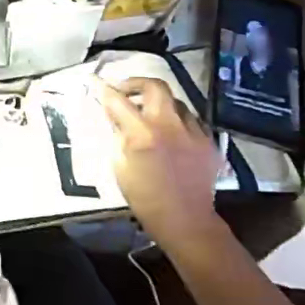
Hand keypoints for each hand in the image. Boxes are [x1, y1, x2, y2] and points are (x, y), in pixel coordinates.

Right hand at [94, 77, 225, 247]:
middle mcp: (170, 126)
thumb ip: (118, 136)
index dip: (104, 90)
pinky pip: (191, 120)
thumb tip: (114, 117)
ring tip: (149, 114)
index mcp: (143, 133)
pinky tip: (171, 132)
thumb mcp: (119, 165)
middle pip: (155, 87)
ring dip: (159, 103)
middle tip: (125, 91)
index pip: (118, 100)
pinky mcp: (209, 142)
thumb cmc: (144, 197)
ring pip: (176, 102)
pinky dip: (178, 120)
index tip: (96, 83)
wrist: (186, 221)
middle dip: (136, 84)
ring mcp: (194, 132)